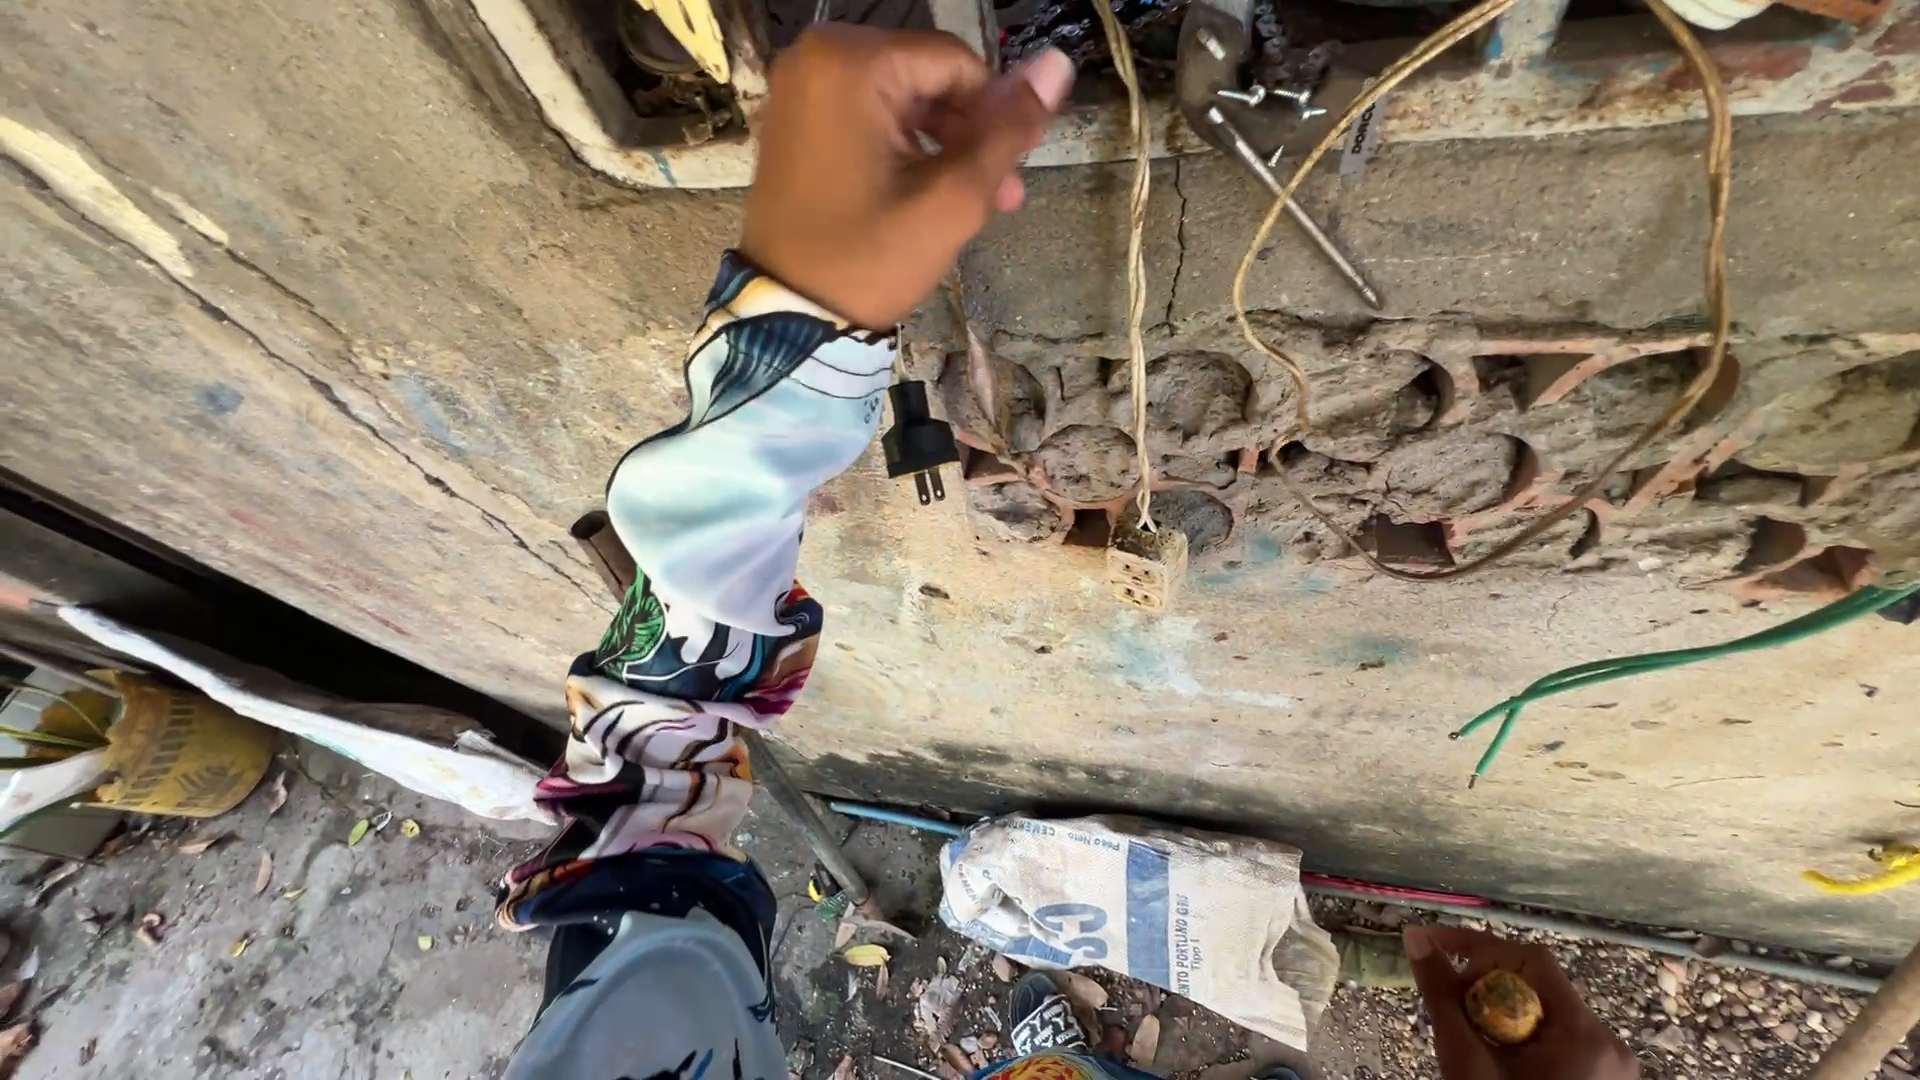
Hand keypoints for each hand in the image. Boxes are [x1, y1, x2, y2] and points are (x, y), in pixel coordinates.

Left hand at [740, 26, 1073, 327]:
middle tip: (1000, 197)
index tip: (1014, 170)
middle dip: (969, 137)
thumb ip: (1006, 131)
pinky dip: (902, 152)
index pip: (956, 62)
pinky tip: (926, 197)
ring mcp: (799, 92)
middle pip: (927, 80)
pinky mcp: (794, 126)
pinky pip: (867, 122)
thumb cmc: (871, 259)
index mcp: (851, 63)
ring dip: (942, 149)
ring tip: (971, 206)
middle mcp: (816, 58)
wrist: (790, 317)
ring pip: (900, 103)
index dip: (996, 113)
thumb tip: (1059, 64)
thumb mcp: (951, 200)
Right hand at [1406, 926, 1639, 1079]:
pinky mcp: (1602, 1077)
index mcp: (1586, 1036)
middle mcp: (1609, 1042)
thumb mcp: (1466, 1059)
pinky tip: (1494, 1051)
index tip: (1436, 953)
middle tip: (1448, 1000)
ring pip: (1541, 1005)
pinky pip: (1553, 1030)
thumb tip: (1415, 937)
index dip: (1478, 948)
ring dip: (1496, 1003)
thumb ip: (1441, 994)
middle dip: (1483, 979)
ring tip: (1467, 1030)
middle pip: (1536, 981)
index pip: (1530, 959)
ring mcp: (1611, 1063)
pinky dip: (1516, 1028)